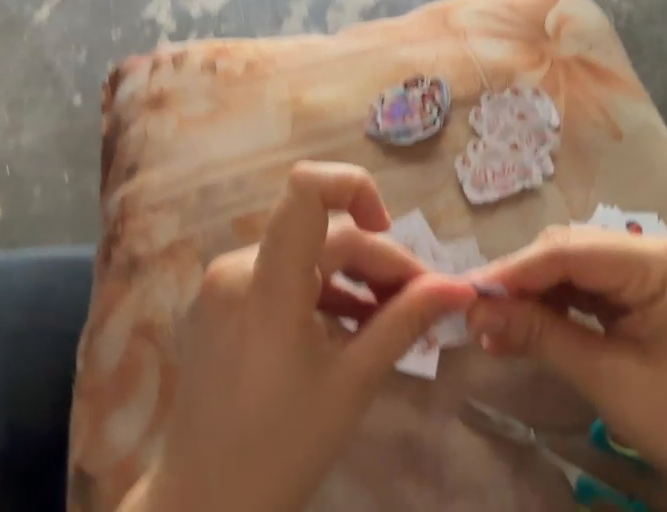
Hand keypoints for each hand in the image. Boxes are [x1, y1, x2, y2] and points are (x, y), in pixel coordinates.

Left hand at [122, 163, 476, 511]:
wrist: (205, 506)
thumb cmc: (283, 448)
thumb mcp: (354, 381)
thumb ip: (406, 320)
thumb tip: (461, 286)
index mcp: (265, 285)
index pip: (305, 189)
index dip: (354, 187)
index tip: (389, 230)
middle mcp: (236, 269)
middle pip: (322, 237)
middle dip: (378, 262)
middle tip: (423, 304)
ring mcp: (223, 286)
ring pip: (306, 258)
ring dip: (354, 280)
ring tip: (394, 321)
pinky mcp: (220, 305)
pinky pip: (282, 279)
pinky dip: (322, 294)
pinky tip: (352, 328)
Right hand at [467, 227, 666, 511]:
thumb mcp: (605, 378)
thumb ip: (539, 333)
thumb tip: (473, 308)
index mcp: (658, 263)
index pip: (569, 251)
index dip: (513, 270)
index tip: (463, 292)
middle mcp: (652, 252)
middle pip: (567, 251)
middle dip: (519, 281)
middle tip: (472, 313)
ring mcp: (647, 272)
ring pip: (570, 267)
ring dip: (530, 294)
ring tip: (489, 326)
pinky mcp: (639, 296)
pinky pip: (583, 289)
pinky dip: (551, 307)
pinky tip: (520, 328)